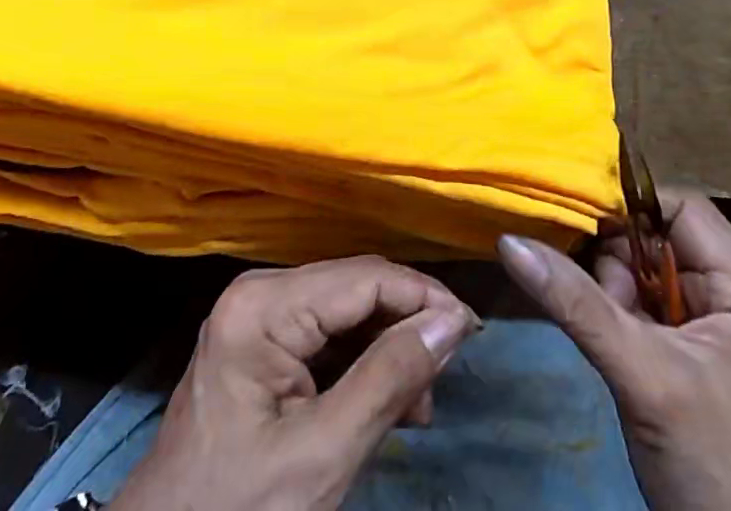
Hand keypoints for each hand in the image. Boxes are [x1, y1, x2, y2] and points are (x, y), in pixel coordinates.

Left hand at [111, 256, 479, 510]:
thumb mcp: (322, 452)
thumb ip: (390, 378)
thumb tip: (454, 319)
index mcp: (264, 306)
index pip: (369, 278)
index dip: (426, 299)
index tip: (471, 334)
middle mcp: (261, 293)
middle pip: (360, 289)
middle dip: (408, 328)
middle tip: (444, 377)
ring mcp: (259, 316)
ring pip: (352, 311)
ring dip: (392, 350)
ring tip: (419, 403)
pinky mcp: (262, 343)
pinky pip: (331, 335)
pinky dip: (366, 364)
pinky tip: (389, 402)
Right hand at [498, 190, 730, 510]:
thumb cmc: (703, 468)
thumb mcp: (640, 377)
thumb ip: (577, 303)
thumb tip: (512, 242)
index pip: (690, 213)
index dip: (633, 210)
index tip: (582, 224)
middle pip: (677, 245)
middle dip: (629, 267)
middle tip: (605, 306)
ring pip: (670, 276)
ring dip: (631, 296)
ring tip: (623, 340)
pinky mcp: (730, 354)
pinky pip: (675, 309)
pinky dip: (642, 318)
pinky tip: (630, 345)